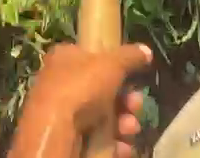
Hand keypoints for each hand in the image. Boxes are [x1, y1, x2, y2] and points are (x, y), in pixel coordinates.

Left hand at [9, 43, 154, 157]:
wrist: (53, 132)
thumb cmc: (81, 87)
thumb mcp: (112, 63)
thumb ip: (130, 56)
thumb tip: (146, 51)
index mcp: (65, 58)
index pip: (93, 57)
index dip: (115, 67)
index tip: (133, 76)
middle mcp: (60, 83)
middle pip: (102, 90)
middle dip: (125, 100)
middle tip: (136, 106)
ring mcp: (62, 113)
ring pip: (100, 116)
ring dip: (122, 123)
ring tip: (130, 129)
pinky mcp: (65, 138)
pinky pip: (94, 138)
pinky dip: (111, 143)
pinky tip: (122, 147)